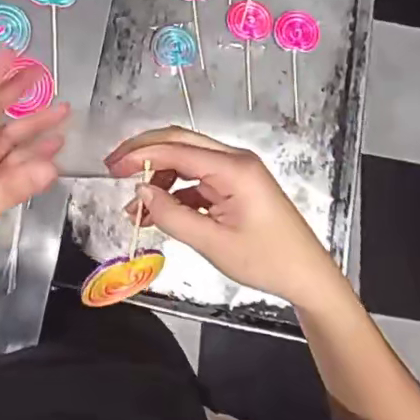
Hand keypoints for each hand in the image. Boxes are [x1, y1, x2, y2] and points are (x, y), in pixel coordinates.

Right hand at [105, 127, 342, 304]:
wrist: (307, 277)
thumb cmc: (267, 261)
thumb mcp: (213, 243)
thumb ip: (172, 215)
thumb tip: (140, 193)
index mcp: (234, 169)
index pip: (176, 149)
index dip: (140, 155)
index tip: (112, 168)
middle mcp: (234, 161)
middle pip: (179, 143)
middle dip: (143, 153)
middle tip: (113, 169)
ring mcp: (235, 172)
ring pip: (185, 160)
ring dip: (157, 177)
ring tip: (135, 208)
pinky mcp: (234, 186)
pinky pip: (196, 179)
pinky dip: (173, 192)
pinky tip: (156, 212)